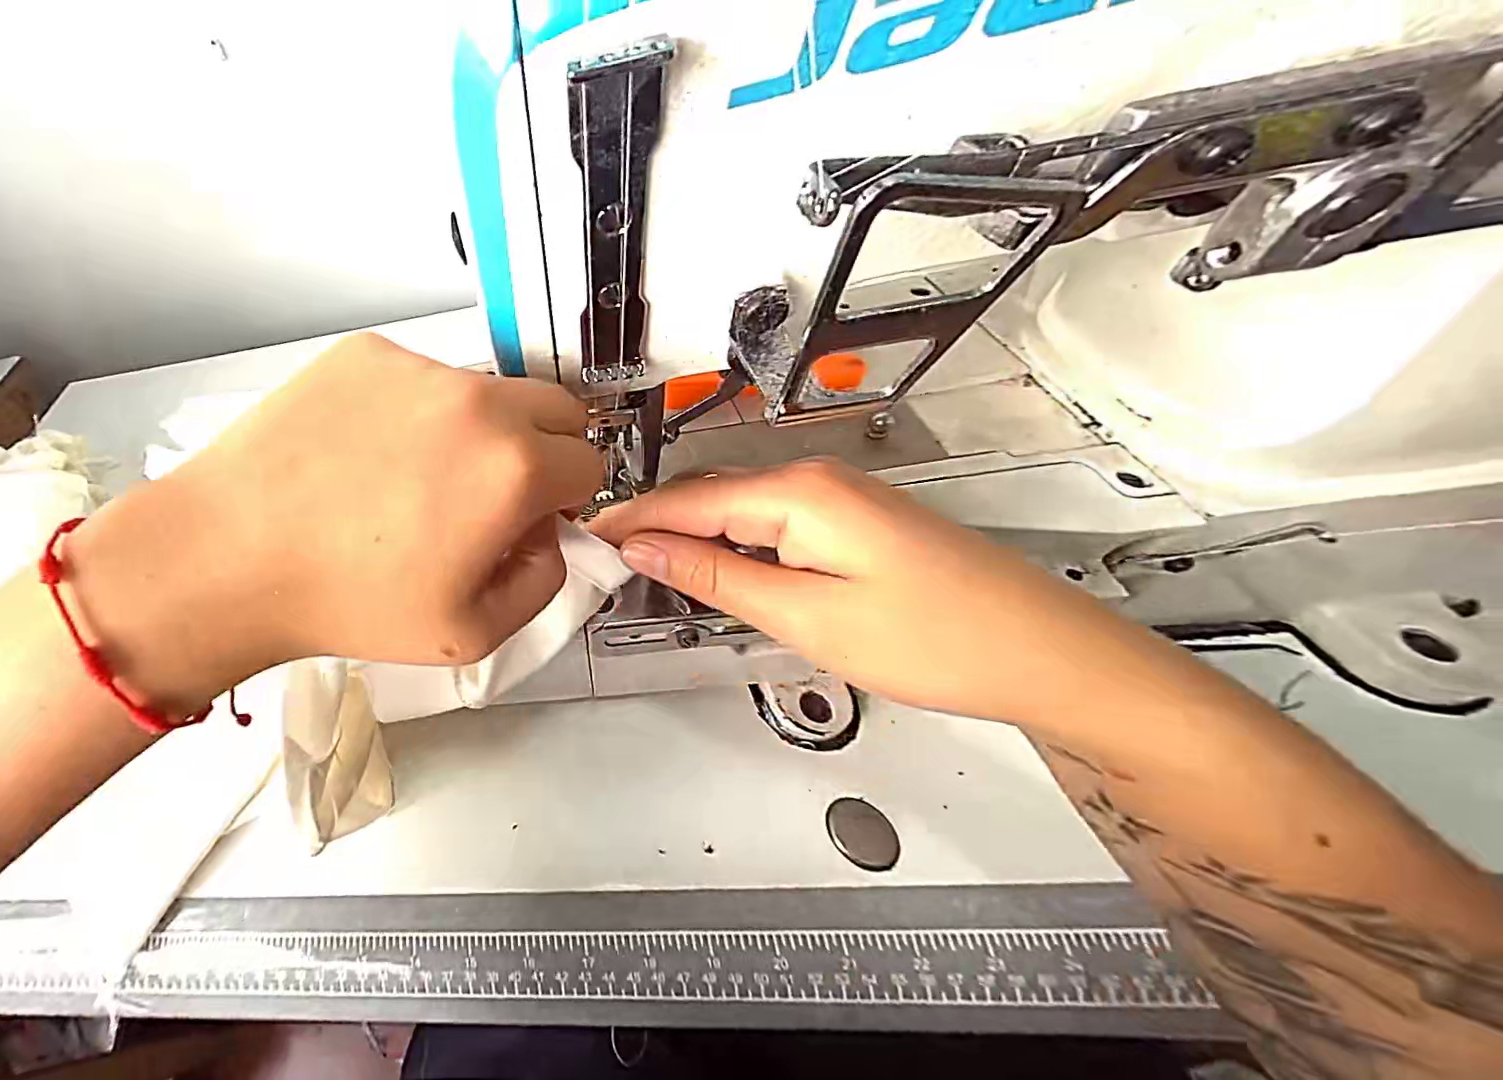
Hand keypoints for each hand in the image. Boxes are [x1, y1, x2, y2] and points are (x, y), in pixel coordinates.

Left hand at [67, 333, 603, 712]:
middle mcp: (477, 401)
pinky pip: (425, 378)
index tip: (530, 521)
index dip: (565, 501)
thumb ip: (544, 582)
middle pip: (556, 409)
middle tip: (492, 495)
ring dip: (480, 431)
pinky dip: (419, 412)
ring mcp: (418, 369)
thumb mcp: (473, 631)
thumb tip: (547, 534)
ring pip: (489, 392)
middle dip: (544, 452)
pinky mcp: (367, 354)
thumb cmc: (349, 603)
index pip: (588, 464)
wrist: (227, 558)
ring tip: (416, 479)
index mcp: (514, 468)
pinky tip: (372, 455)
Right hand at [590, 459, 1196, 729]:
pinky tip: (715, 564)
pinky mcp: (851, 520)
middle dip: (654, 523)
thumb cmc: (939, 638)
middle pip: (710, 495)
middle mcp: (817, 480)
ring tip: (648, 564)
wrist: (1044, 653)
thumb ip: (716, 577)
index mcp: (800, 494)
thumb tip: (649, 549)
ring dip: (691, 533)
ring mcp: (838, 497)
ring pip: (738, 506)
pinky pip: (770, 519)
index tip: (590, 538)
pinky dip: (731, 540)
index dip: (632, 520)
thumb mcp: (805, 616)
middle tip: (608, 556)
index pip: (687, 500)